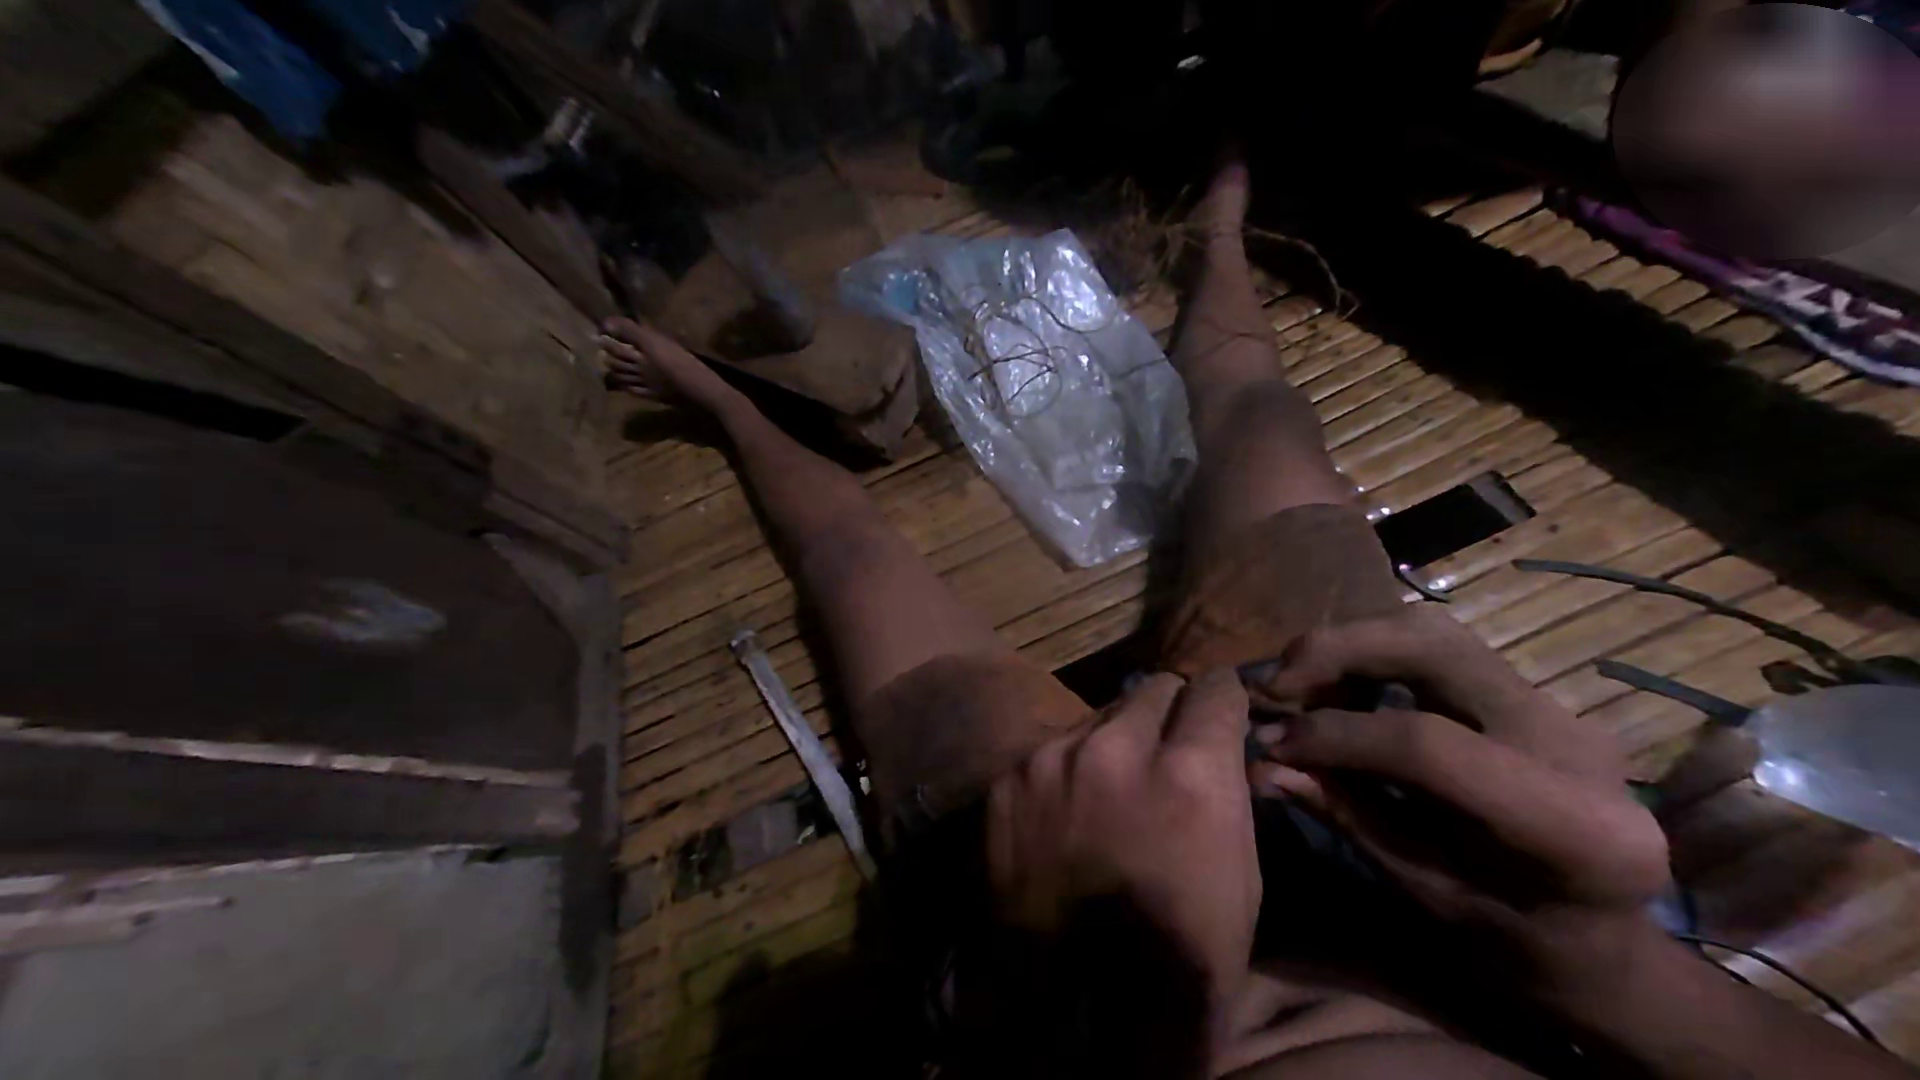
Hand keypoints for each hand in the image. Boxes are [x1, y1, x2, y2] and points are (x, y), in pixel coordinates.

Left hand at [987, 670, 1260, 1012]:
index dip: (1222, 698)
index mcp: (1190, 773)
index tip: (1218, 707)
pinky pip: (1052, 747)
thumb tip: (1216, 740)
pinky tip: (1066, 808)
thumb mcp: (1241, 873)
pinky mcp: (1009, 775)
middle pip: (1154, 689)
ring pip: (1099, 715)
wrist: (1076, 1007)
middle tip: (1167, 744)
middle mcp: (1117, 748)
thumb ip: (1225, 787)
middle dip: (1170, 710)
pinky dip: (1067, 766)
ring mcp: (1054, 757)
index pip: (1213, 690)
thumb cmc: (1181, 951)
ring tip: (1110, 784)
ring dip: (1114, 739)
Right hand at [1249, 608, 1670, 981]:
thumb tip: (1260, 764)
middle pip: (1431, 647)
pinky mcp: (1520, 687)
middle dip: (1335, 652)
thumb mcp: (1419, 887)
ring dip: (1347, 645)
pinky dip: (1367, 654)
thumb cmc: (1509, 933)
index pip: (1427, 743)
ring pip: (1428, 630)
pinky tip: (1341, 692)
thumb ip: (1344, 814)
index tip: (1270, 742)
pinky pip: (1430, 644)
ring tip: (1302, 687)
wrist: (1590, 927)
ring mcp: (1549, 703)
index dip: (1334, 734)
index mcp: (1568, 822)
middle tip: (1276, 687)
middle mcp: (1567, 739)